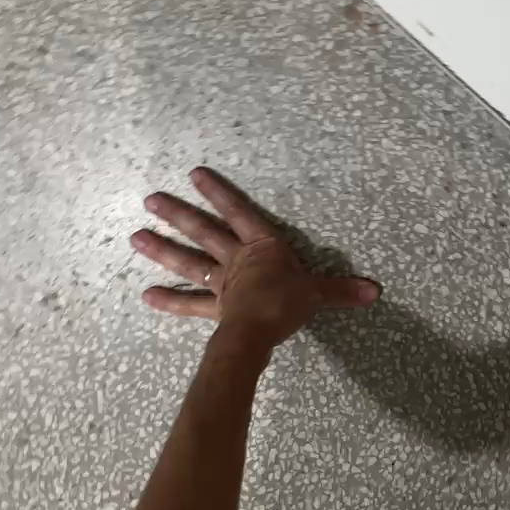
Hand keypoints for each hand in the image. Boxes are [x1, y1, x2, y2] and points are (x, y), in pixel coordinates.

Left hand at [131, 167, 379, 351]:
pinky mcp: (213, 309)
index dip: (218, 192)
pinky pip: (188, 304)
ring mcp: (221, 283)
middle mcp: (236, 259)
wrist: (256, 337)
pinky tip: (145, 295)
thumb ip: (342, 289)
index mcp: (261, 247)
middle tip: (150, 199)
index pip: (239, 212)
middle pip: (203, 232)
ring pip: (187, 262)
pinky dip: (167, 301)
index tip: (194, 173)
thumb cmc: (285, 305)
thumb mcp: (317, 292)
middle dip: (177, 215)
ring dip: (161, 249)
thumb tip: (375, 291)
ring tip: (135, 236)